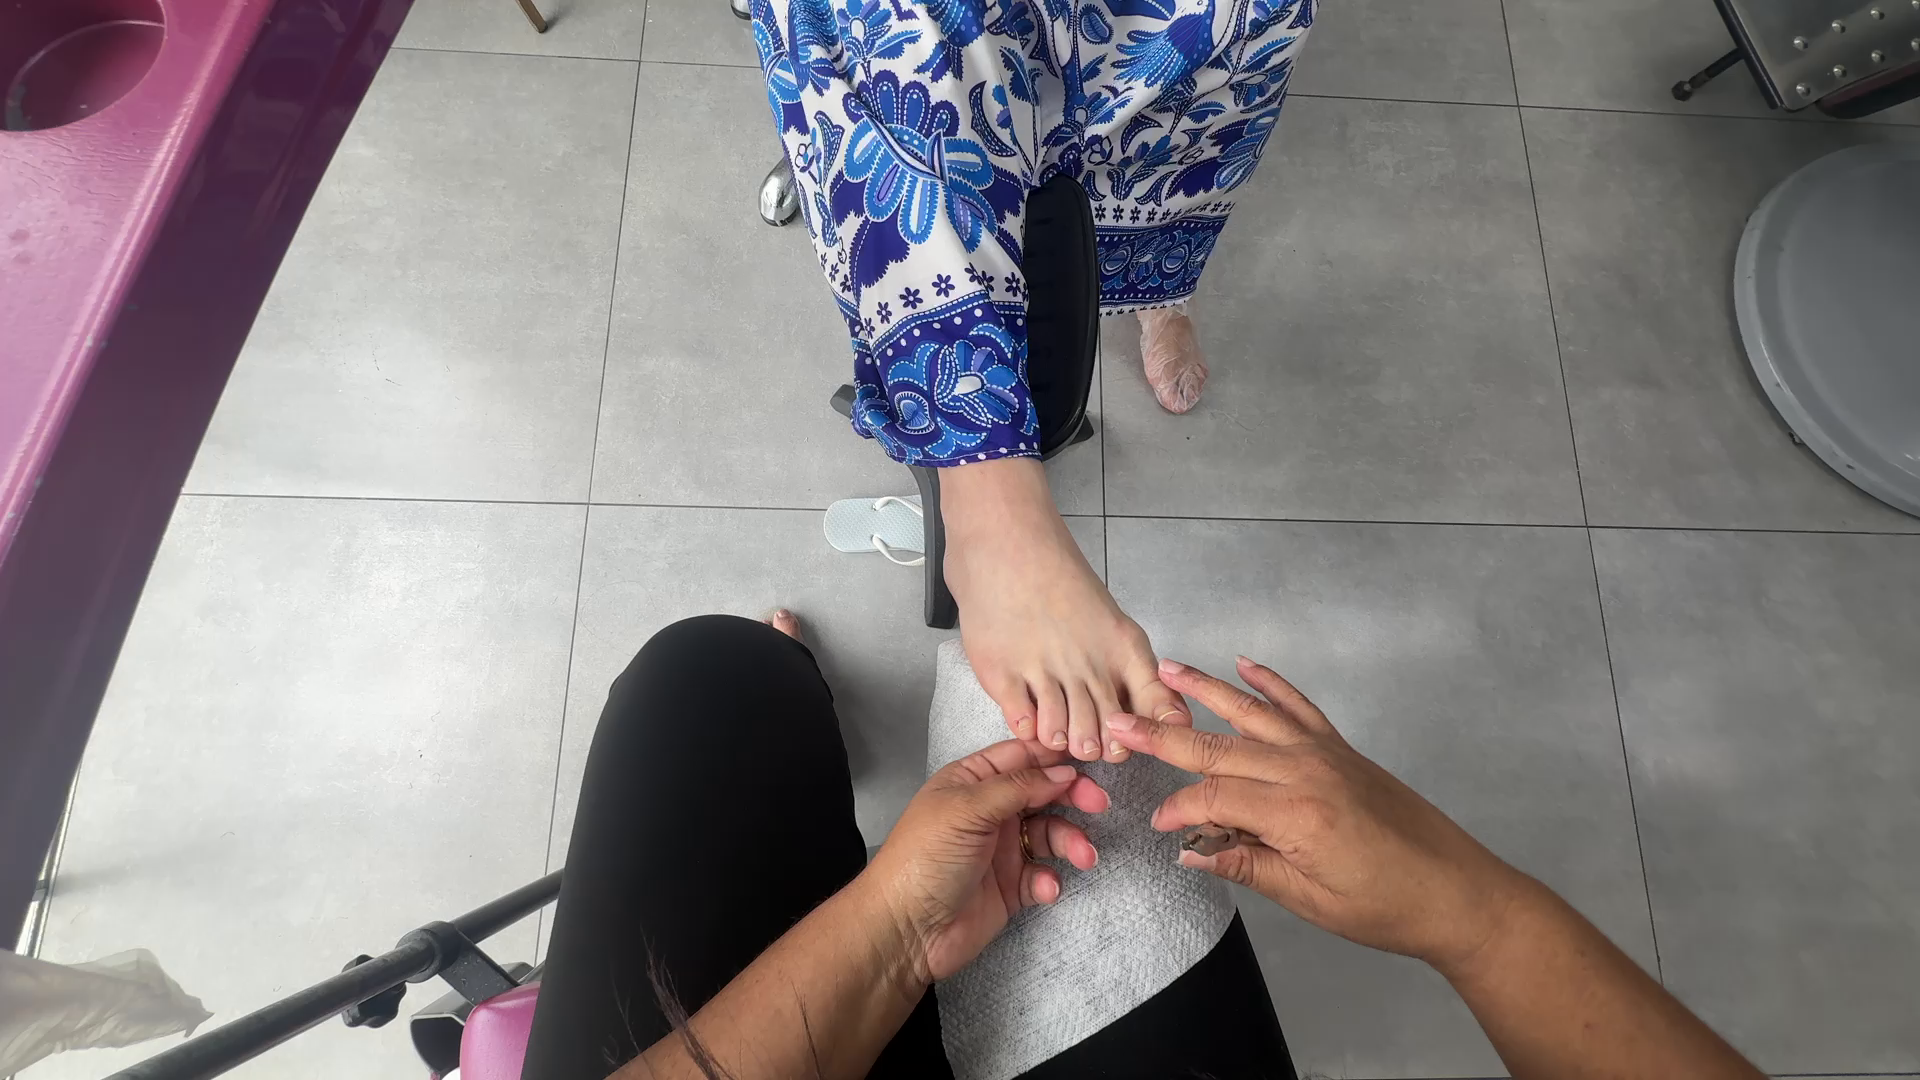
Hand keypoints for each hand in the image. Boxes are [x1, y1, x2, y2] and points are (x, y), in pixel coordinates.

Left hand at [864, 739, 1109, 981]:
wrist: (905, 931)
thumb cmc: (926, 856)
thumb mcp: (967, 809)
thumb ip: (1016, 787)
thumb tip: (1061, 770)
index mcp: (972, 780)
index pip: (1020, 756)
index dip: (1053, 756)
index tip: (1088, 758)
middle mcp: (990, 809)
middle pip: (1042, 792)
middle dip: (1072, 796)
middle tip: (1099, 804)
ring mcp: (1001, 847)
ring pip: (1049, 833)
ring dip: (1070, 841)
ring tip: (1084, 856)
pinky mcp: (1010, 886)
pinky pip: (1042, 873)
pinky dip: (1050, 878)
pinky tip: (1046, 887)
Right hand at [940, 458, 1188, 762]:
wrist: (1005, 538)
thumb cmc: (1055, 572)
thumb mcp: (1107, 616)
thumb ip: (1130, 667)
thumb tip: (1154, 711)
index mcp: (1123, 646)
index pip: (1155, 711)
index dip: (1146, 733)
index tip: (1130, 735)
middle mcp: (1086, 663)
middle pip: (1104, 735)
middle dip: (1097, 745)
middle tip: (1085, 736)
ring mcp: (1042, 669)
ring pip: (1063, 734)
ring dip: (1060, 736)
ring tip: (1055, 724)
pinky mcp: (1000, 671)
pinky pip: (1022, 723)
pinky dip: (1027, 725)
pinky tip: (1027, 709)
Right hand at [1107, 657, 1536, 975]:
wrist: (1461, 893)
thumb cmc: (1385, 906)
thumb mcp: (1310, 900)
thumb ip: (1245, 865)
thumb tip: (1189, 851)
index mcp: (1296, 814)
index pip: (1215, 798)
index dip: (1180, 808)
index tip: (1160, 822)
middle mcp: (1304, 770)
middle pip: (1218, 748)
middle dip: (1164, 735)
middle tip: (1120, 720)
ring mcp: (1322, 751)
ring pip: (1250, 712)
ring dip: (1204, 690)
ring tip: (1166, 669)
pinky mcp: (1338, 746)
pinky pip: (1297, 705)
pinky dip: (1270, 682)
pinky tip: (1244, 664)